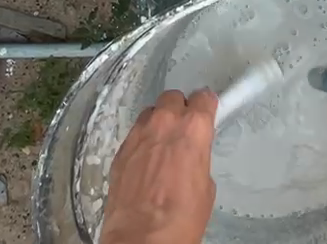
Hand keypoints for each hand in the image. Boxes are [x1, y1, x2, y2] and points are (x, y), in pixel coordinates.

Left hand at [100, 88, 219, 243]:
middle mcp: (165, 122)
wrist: (141, 239)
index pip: (203, 97)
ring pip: (151, 112)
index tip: (206, 113)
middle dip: (179, 110)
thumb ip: (198, 157)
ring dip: (158, 123)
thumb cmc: (181, 218)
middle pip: (173, 98)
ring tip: (161, 146)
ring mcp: (139, 133)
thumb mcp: (206, 187)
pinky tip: (144, 162)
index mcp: (193, 128)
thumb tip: (191, 155)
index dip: (206, 106)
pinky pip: (134, 133)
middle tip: (182, 131)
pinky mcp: (120, 149)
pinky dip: (142, 141)